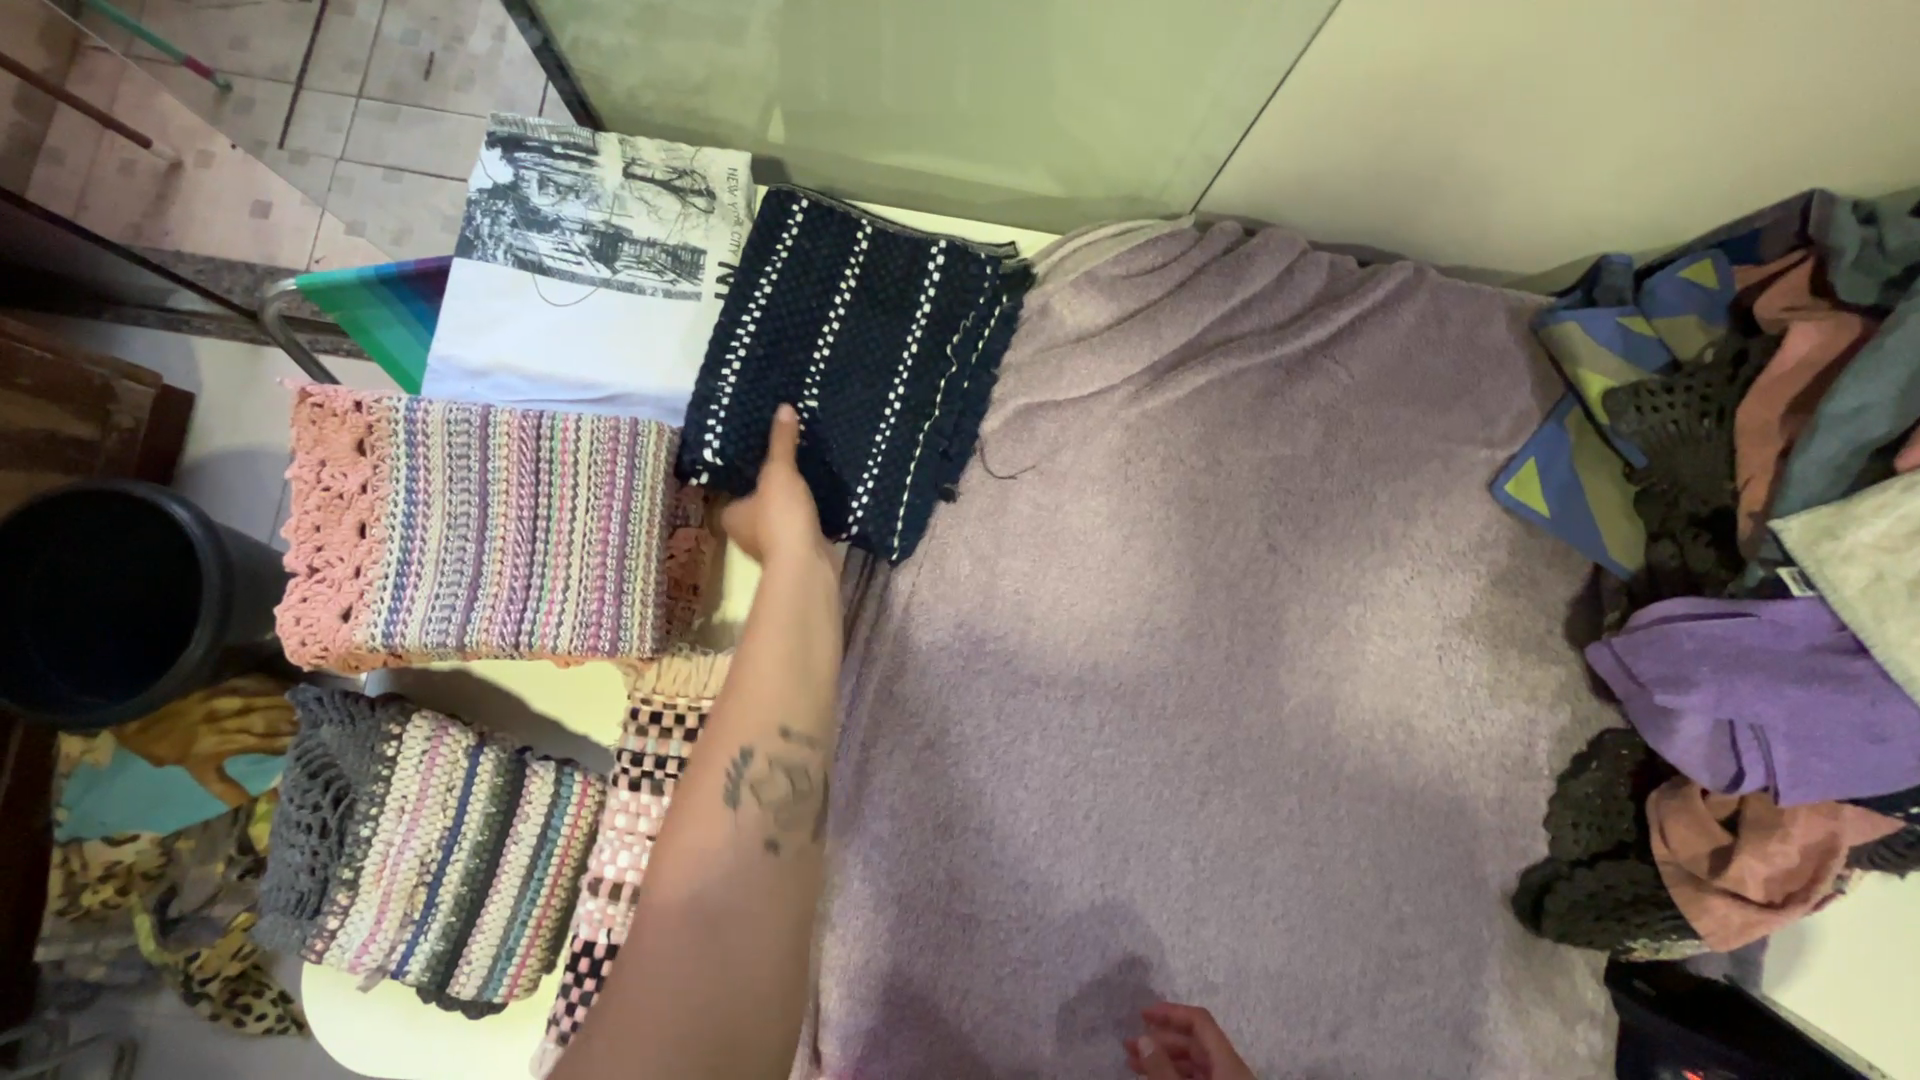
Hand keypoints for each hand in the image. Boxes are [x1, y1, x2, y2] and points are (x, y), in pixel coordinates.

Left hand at [720, 404, 832, 569]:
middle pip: (760, 501)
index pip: (735, 487)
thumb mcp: (779, 472)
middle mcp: (745, 532)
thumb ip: (781, 442)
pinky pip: (802, 526)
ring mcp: (772, 545)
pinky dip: (810, 517)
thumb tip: (784, 407)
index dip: (749, 473)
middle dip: (775, 488)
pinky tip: (824, 499)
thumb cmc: (781, 517)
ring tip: (811, 476)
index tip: (766, 455)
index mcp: (730, 514)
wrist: (806, 563)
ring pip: (782, 515)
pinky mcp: (797, 551)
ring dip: (794, 503)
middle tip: (792, 461)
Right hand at [1124, 1003, 1257, 1079]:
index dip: (1171, 1011)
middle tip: (1130, 1044)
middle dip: (1160, 1039)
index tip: (1143, 1013)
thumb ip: (1163, 1067)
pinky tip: (1154, 1076)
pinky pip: (1197, 1077)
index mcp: (1228, 1059)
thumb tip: (1142, 1038)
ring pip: (1193, 1062)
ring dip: (1163, 1058)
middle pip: (1194, 1041)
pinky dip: (1174, 1073)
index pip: (1200, 1020)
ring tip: (1133, 1062)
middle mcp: (1231, 1067)